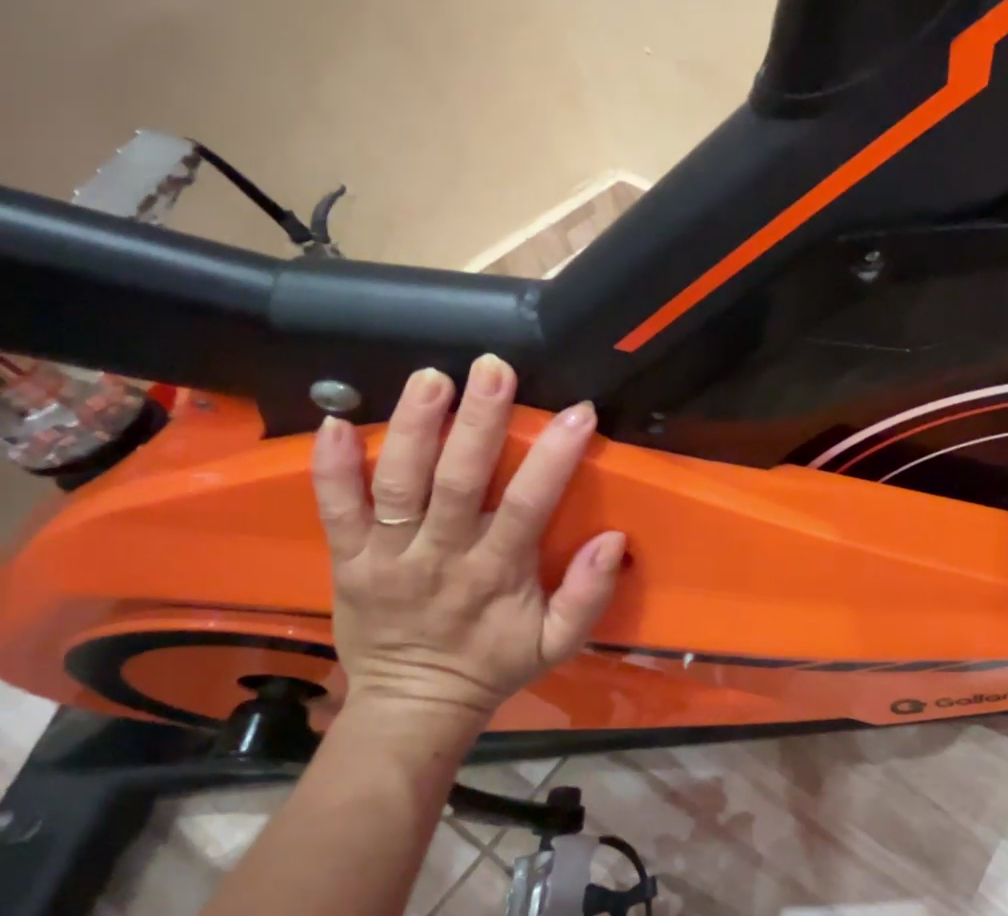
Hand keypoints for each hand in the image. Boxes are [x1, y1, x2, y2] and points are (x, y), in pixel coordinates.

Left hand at [310, 356, 625, 726]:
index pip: (527, 505)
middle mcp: (438, 557)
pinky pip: (333, 511)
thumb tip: (613, 539)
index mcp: (494, 574)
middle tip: (492, 367)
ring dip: (411, 429)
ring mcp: (385, 557)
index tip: (579, 412)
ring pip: (396, 486)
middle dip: (476, 422)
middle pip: (456, 482)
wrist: (413, 705)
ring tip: (429, 378)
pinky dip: (328, 468)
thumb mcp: (557, 643)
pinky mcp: (346, 560)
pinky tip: (332, 423)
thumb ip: (588, 596)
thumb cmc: (495, 664)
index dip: (553, 457)